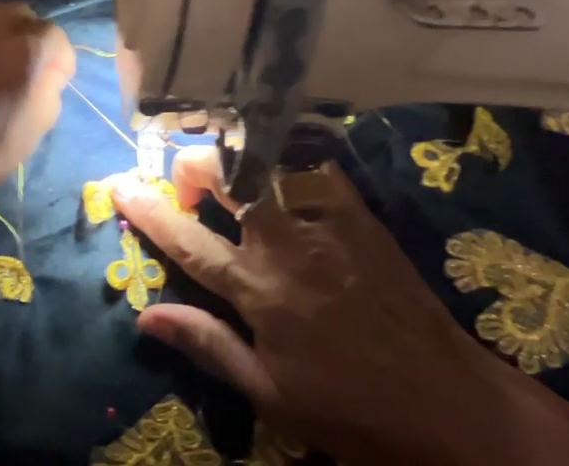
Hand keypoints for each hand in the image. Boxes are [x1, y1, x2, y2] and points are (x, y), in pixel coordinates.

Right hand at [114, 148, 568, 465]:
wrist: (448, 404)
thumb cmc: (350, 409)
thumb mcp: (271, 394)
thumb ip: (208, 345)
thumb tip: (146, 316)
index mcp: (258, 292)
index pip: (186, 240)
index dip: (147, 209)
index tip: (119, 183)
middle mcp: (287, 245)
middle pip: (228, 176)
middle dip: (196, 167)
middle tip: (190, 187)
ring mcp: (328, 224)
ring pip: (271, 161)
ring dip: (241, 158)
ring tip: (234, 175)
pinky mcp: (362, 216)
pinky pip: (319, 168)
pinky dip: (293, 161)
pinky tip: (287, 174)